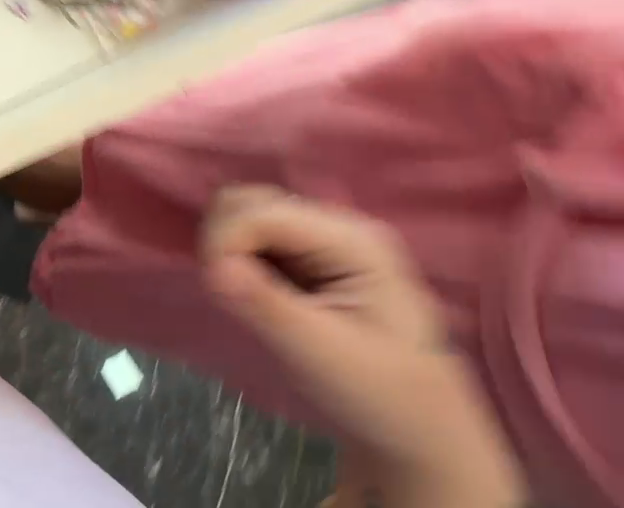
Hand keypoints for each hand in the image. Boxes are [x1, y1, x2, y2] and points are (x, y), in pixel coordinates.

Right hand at [202, 187, 522, 507]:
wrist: (417, 429)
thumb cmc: (379, 394)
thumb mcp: (321, 354)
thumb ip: (267, 306)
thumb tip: (216, 267)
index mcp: (353, 241)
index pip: (258, 212)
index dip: (225, 243)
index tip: (220, 291)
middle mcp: (337, 225)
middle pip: (246, 202)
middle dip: (223, 241)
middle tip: (230, 292)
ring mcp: (322, 237)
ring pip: (241, 213)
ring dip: (226, 248)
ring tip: (242, 293)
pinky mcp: (306, 252)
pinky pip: (249, 234)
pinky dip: (235, 255)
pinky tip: (253, 290)